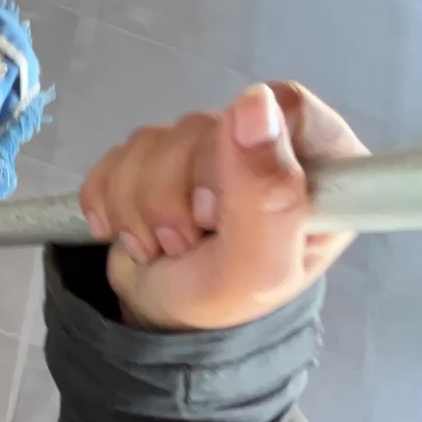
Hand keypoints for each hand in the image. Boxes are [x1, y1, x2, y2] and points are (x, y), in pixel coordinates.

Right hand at [78, 81, 367, 330]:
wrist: (161, 318)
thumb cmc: (221, 299)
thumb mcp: (256, 266)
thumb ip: (266, 193)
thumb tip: (252, 102)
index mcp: (317, 161)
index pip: (276, 108)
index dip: (233, 156)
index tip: (219, 212)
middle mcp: (261, 146)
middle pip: (198, 128)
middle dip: (170, 197)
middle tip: (184, 243)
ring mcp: (201, 150)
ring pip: (148, 142)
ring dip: (135, 207)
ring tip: (157, 246)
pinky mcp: (149, 160)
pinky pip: (112, 157)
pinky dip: (105, 201)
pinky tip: (123, 231)